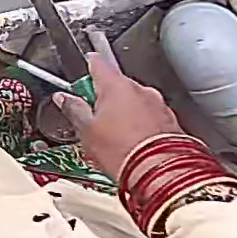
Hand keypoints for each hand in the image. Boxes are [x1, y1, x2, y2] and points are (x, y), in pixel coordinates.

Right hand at [53, 48, 181, 181]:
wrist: (163, 174)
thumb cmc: (123, 150)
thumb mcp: (86, 129)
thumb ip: (74, 108)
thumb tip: (63, 98)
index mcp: (116, 85)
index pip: (98, 63)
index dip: (87, 64)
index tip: (80, 72)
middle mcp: (141, 90)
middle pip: (116, 84)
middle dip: (103, 95)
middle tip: (89, 113)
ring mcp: (159, 106)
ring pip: (134, 101)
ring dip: (122, 110)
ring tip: (109, 133)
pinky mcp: (172, 123)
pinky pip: (149, 116)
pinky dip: (139, 123)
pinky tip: (129, 141)